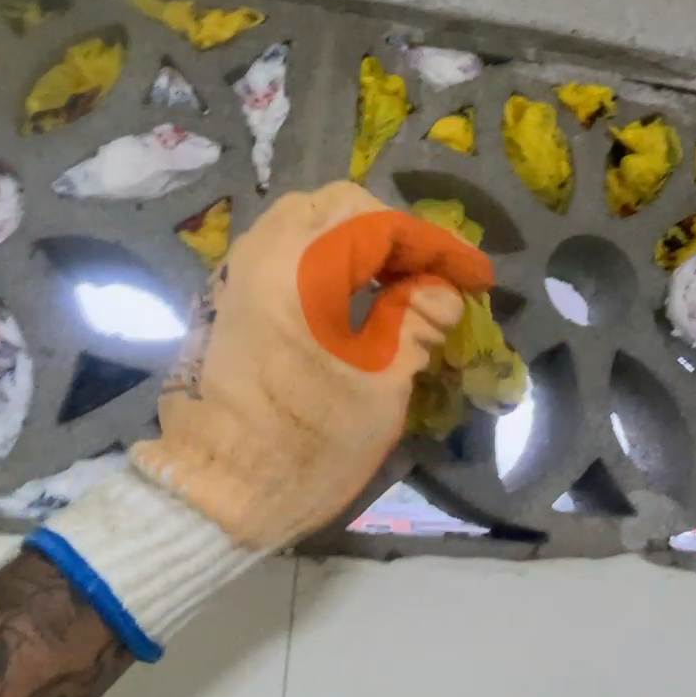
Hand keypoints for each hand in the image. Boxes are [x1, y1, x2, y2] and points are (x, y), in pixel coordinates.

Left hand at [138, 181, 493, 548]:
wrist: (220, 489)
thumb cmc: (308, 441)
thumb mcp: (380, 380)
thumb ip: (417, 319)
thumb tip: (442, 292)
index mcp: (302, 268)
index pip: (383, 227)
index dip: (437, 246)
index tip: (475, 276)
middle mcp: (265, 252)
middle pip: (341, 207)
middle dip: (396, 232)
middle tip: (433, 271)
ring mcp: (243, 271)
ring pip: (310, 221)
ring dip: (361, 239)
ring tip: (402, 278)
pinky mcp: (236, 294)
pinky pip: (288, 246)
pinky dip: (330, 253)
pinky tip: (358, 291)